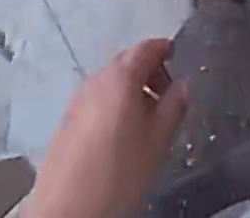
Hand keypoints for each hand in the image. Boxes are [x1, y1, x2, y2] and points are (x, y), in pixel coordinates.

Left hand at [27, 37, 189, 217]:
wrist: (67, 213)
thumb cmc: (119, 173)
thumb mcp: (157, 141)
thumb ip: (174, 107)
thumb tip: (183, 85)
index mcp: (121, 77)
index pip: (146, 48)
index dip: (163, 48)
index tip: (176, 54)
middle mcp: (96, 80)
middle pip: (127, 62)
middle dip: (148, 71)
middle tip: (166, 93)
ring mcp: (77, 100)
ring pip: (110, 82)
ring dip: (130, 89)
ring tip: (145, 118)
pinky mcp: (66, 121)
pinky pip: (96, 100)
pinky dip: (112, 104)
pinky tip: (119, 134)